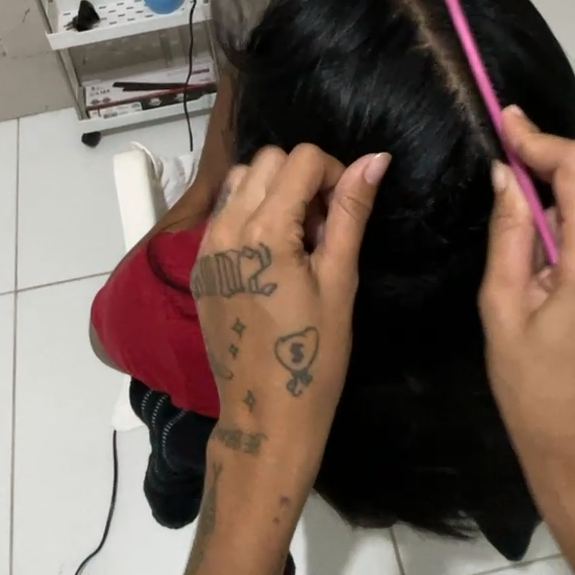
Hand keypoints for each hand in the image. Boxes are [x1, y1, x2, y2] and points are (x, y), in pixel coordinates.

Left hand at [184, 144, 387, 574]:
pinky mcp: (198, 262)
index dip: (333, 172)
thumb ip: (351, 212)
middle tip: (321, 226)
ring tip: (295, 236)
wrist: (264, 415)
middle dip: (301, 177)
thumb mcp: (340, 280)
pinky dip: (250, 212)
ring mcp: (205, 245)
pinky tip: (269, 254)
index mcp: (264, 230)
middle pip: (267, 160)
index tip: (344, 210)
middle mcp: (226, 227)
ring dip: (273, 190)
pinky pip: (223, 212)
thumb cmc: (314, 354)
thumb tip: (376, 159)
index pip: (300, 159)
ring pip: (241, 180)